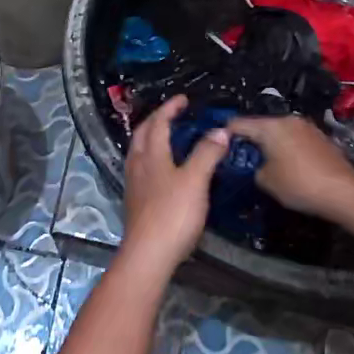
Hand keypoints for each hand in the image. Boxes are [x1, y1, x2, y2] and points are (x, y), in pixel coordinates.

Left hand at [120, 96, 228, 265]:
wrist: (149, 253)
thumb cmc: (173, 214)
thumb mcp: (195, 181)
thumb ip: (206, 154)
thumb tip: (220, 131)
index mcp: (151, 155)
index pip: (158, 123)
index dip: (170, 108)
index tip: (183, 99)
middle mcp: (137, 165)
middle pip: (142, 134)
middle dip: (155, 120)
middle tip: (172, 114)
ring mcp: (133, 184)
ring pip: (138, 151)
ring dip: (150, 138)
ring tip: (166, 137)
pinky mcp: (135, 201)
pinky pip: (140, 168)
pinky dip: (151, 158)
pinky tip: (161, 169)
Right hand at [225, 114, 353, 216]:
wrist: (344, 193)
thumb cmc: (299, 184)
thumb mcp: (265, 180)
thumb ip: (253, 167)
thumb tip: (256, 164)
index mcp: (270, 126)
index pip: (238, 124)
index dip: (224, 134)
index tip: (217, 146)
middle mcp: (288, 120)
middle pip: (260, 125)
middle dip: (249, 139)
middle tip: (239, 156)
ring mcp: (307, 126)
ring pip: (278, 131)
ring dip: (269, 143)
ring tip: (262, 160)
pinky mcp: (321, 137)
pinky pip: (294, 138)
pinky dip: (285, 147)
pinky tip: (286, 163)